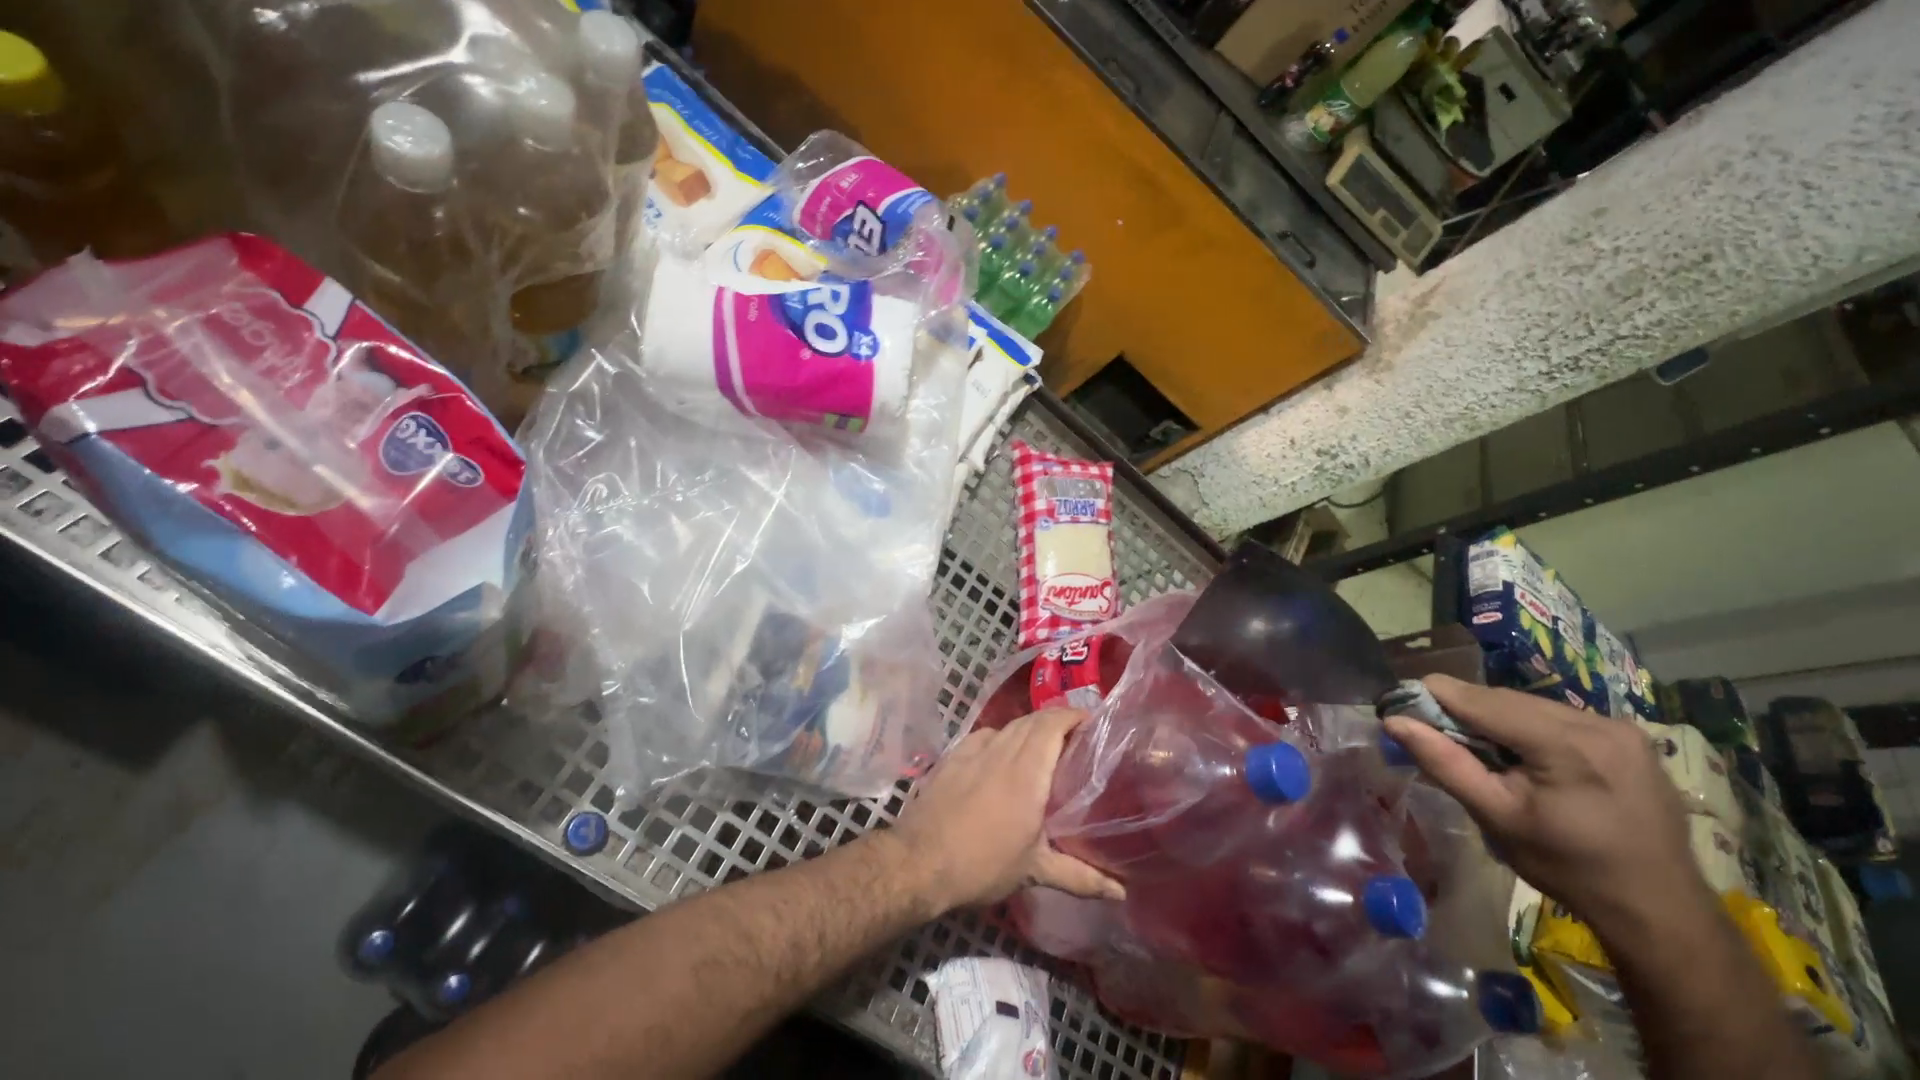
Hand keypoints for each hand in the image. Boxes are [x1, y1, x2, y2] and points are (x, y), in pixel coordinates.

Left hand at [891, 707, 1125, 912]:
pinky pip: (983, 736)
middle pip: (1032, 720)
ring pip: (1007, 727)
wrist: (918, 862)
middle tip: (1076, 740)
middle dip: (1056, 722)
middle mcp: (1001, 750)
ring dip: (1028, 730)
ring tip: (1043, 750)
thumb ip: (1080, 877)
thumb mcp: (1035, 871)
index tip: (1094, 724)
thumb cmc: (982, 864)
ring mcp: (971, 751)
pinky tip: (1002, 757)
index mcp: (1027, 770)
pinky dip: (1000, 738)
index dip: (1075, 716)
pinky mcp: (950, 758)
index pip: (1054, 722)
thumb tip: (1120, 893)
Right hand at [1383, 675, 1708, 932]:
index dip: (1436, 695)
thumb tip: (1395, 722)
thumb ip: (1445, 763)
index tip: (1398, 702)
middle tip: (1429, 729)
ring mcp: (1622, 727)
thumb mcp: (1496, 817)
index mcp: (1566, 742)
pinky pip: (1563, 719)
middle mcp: (1598, 722)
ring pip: (1535, 706)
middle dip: (1466, 709)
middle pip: (1509, 699)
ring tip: (1476, 747)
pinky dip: (1531, 728)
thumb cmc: (1567, 866)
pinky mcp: (1632, 739)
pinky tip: (1522, 757)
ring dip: (1498, 719)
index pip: (1483, 700)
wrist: (1656, 906)